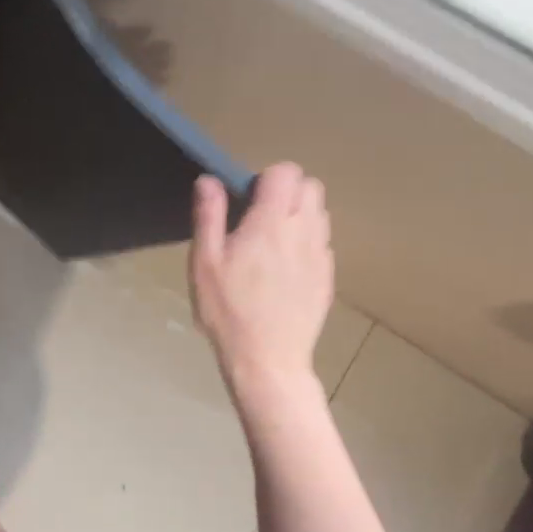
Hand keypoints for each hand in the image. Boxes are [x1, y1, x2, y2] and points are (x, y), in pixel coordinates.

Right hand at [188, 164, 334, 392]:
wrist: (267, 358)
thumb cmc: (227, 309)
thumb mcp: (205, 261)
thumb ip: (209, 215)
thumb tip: (209, 179)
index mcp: (271, 224)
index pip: (286, 173)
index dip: (265, 176)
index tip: (244, 197)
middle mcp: (303, 232)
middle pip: (311, 186)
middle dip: (286, 190)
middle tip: (256, 214)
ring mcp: (321, 255)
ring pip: (320, 212)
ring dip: (298, 213)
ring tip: (268, 240)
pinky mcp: (327, 276)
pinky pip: (321, 241)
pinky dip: (304, 240)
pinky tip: (280, 266)